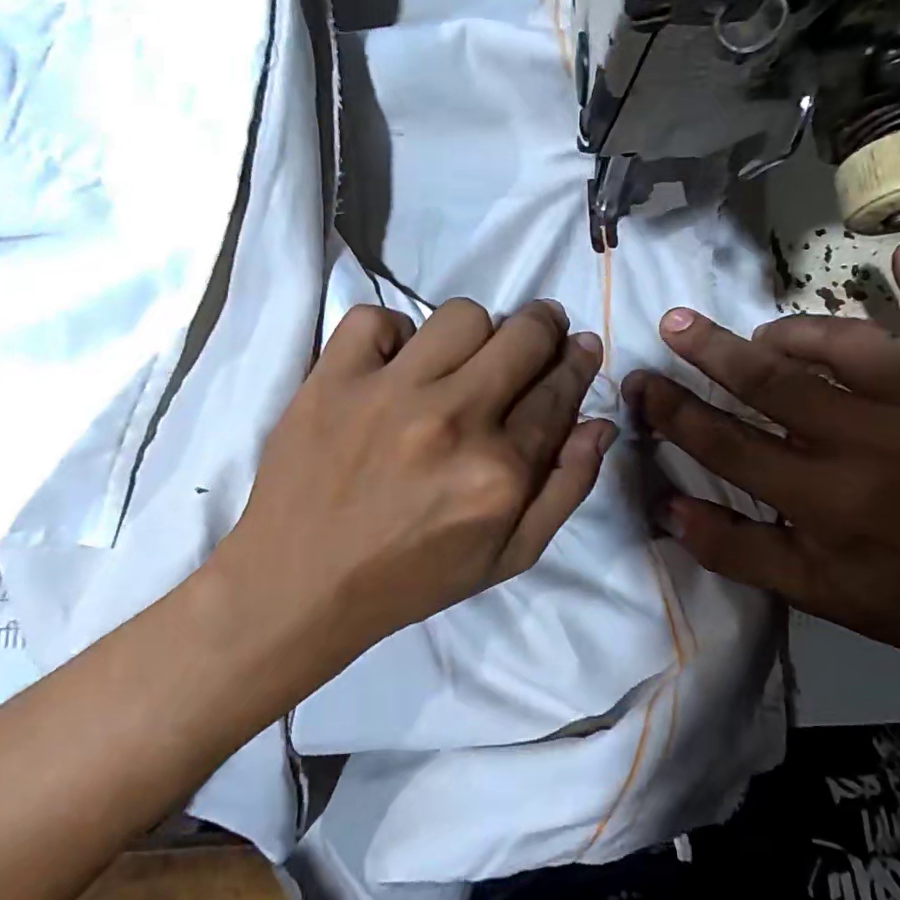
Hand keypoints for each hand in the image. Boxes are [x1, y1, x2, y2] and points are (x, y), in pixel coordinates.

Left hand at [216, 298, 615, 656]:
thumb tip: (599, 423)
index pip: (557, 392)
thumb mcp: (507, 558)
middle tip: (538, 334)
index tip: (580, 346)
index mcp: (499, 472)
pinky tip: (393, 366)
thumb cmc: (410, 578)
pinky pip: (376, 317)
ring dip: (474, 332)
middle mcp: (452, 420)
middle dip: (544, 327)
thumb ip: (564, 491)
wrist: (300, 584)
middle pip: (521, 336)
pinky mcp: (331, 379)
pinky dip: (392, 334)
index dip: (576, 363)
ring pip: (460, 315)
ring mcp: (387, 393)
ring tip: (461, 358)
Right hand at [623, 239, 899, 718]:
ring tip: (763, 334)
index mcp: (830, 501)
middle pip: (776, 381)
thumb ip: (740, 551)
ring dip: (795, 329)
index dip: (675, 411)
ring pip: (850, 342)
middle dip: (713, 350)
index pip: (729, 444)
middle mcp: (875, 441)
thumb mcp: (823, 598)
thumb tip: (669, 508)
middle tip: (674, 321)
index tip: (639, 382)